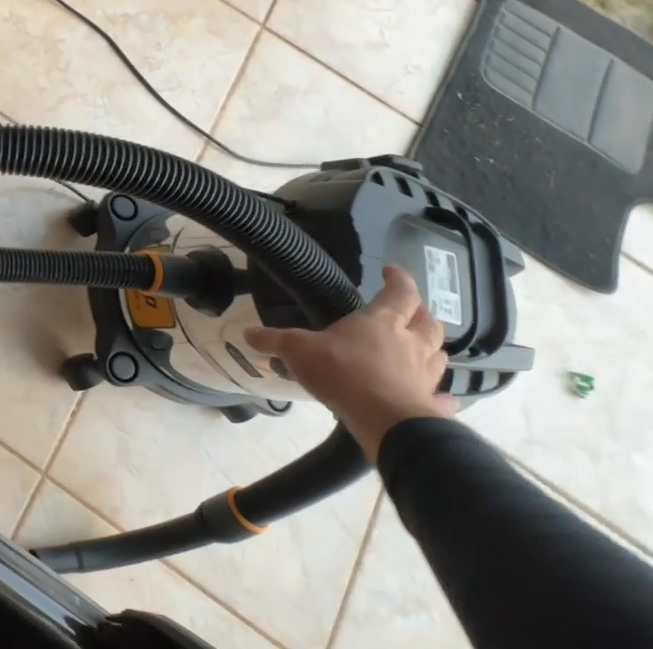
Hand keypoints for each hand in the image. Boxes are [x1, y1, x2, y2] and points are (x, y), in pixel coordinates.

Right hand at [245, 265, 455, 461]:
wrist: (384, 419)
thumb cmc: (342, 371)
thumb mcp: (297, 349)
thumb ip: (273, 340)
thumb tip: (247, 332)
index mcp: (382, 322)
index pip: (400, 292)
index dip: (398, 279)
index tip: (390, 270)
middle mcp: (411, 343)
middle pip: (428, 322)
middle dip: (421, 313)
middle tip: (410, 310)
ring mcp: (425, 374)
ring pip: (439, 354)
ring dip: (433, 347)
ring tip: (422, 348)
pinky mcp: (430, 402)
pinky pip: (441, 396)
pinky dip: (441, 395)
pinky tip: (439, 397)